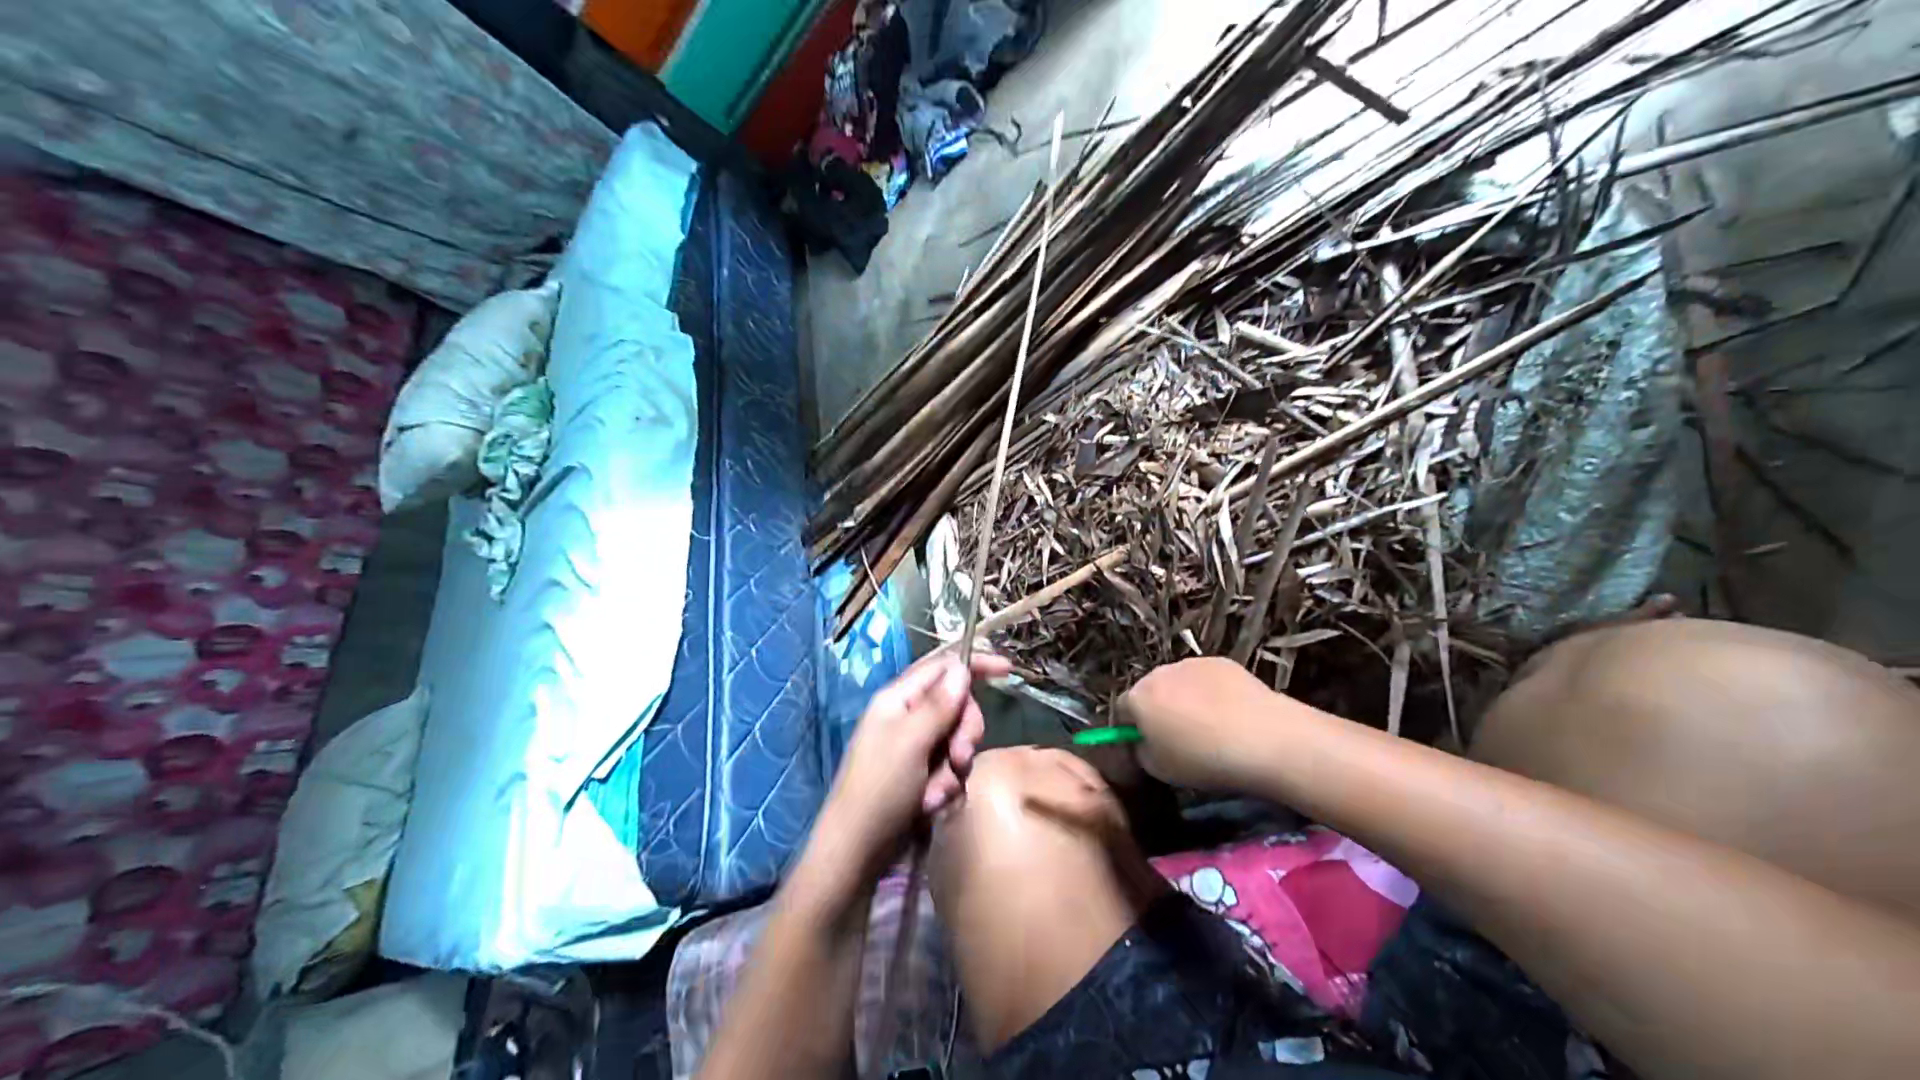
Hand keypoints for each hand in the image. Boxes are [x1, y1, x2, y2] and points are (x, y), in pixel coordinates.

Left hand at [812, 651, 1011, 878]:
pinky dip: (947, 788)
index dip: (974, 665)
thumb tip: (962, 668)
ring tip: (935, 795)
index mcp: (898, 699)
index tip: (1008, 671)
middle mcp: (907, 718)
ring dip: (953, 770)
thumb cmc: (879, 789)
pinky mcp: (921, 777)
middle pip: (957, 706)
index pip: (942, 667)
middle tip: (959, 757)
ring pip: (957, 742)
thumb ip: (939, 704)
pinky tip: (931, 807)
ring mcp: (915, 749)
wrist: (857, 852)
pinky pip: (951, 771)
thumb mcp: (911, 742)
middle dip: (964, 732)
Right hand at [1118, 656, 1290, 790]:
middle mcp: (1159, 672)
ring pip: (1177, 683)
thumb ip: (1141, 752)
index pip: (1121, 710)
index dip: (1133, 729)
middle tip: (1181, 739)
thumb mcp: (1159, 770)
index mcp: (1137, 697)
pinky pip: (1205, 679)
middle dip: (1159, 711)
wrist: (1265, 739)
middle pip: (1149, 692)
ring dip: (1184, 699)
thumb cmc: (1205, 759)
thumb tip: (1144, 742)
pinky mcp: (1222, 661)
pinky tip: (1231, 714)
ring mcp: (1192, 663)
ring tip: (1211, 727)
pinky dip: (1211, 693)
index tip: (1150, 747)